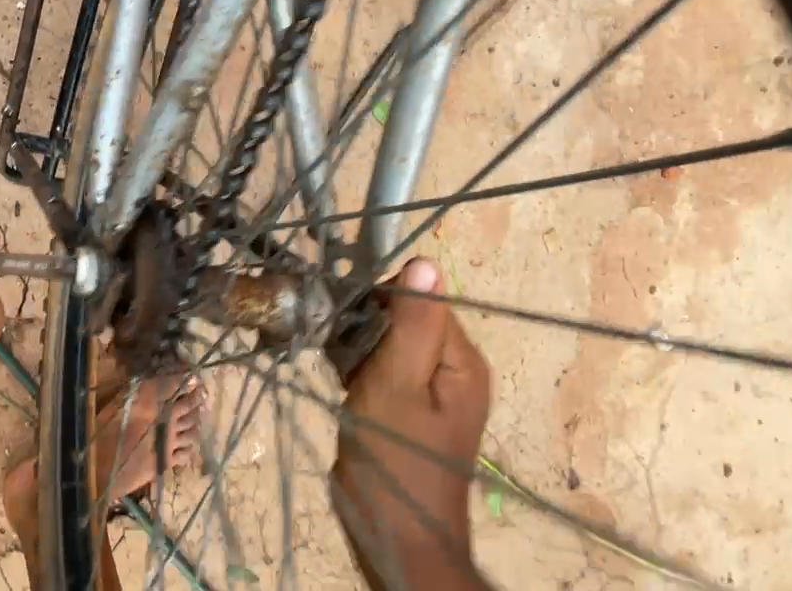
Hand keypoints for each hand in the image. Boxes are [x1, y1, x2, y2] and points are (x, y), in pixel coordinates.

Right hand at [331, 258, 491, 589]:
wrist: (392, 530)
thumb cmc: (396, 455)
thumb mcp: (399, 382)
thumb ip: (412, 322)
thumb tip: (426, 261)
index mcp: (460, 360)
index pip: (419, 298)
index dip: (378, 299)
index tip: (342, 315)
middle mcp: (449, 367)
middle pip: (399, 314)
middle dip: (360, 320)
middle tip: (331, 343)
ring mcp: (424, 387)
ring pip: (381, 336)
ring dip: (350, 341)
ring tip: (330, 362)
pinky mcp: (399, 402)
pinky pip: (374, 361)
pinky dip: (350, 362)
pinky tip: (334, 375)